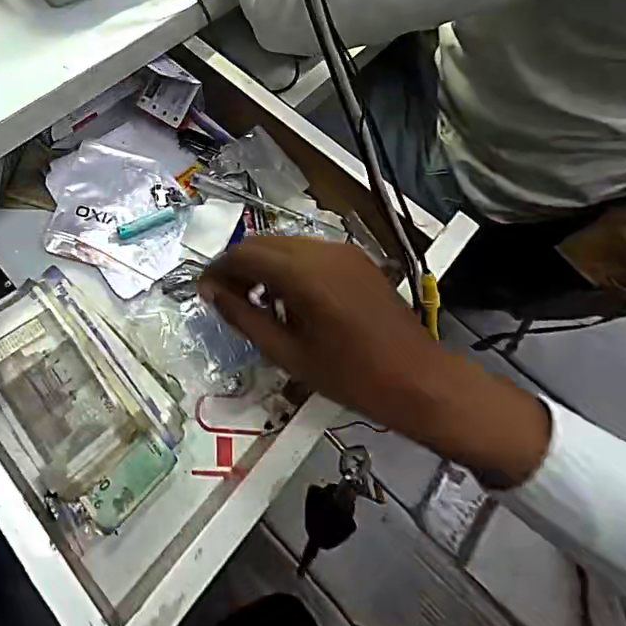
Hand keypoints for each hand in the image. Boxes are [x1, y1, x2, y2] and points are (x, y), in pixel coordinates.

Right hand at [200, 237, 551, 486]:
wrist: (421, 382)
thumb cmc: (352, 376)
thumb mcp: (287, 354)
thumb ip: (244, 317)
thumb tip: (212, 293)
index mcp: (303, 274)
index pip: (243, 255)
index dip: (217, 271)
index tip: (205, 293)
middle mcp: (320, 251)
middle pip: (261, 243)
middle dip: (237, 266)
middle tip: (225, 298)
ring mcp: (341, 251)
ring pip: (283, 244)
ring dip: (261, 265)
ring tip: (255, 301)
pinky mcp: (355, 258)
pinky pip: (306, 251)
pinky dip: (286, 266)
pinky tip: (287, 298)